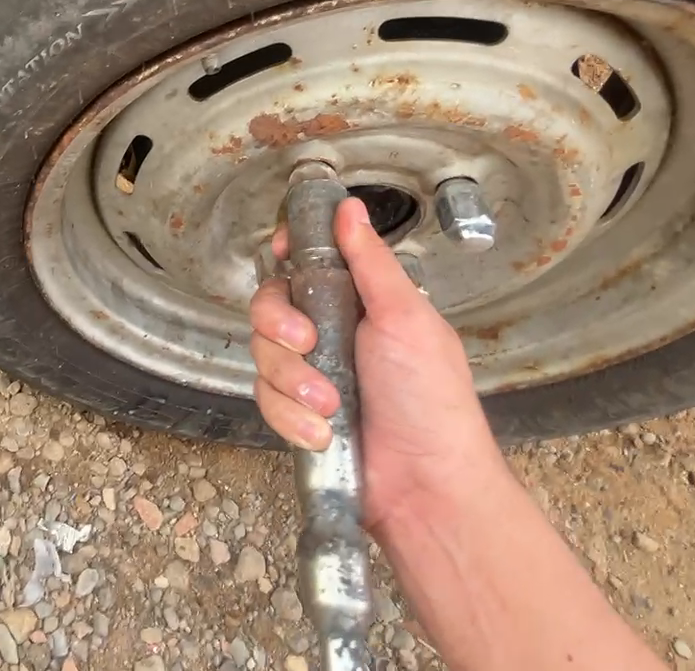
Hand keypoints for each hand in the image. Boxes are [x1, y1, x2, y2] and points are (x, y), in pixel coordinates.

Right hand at [249, 196, 506, 534]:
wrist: (426, 486)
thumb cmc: (431, 399)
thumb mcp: (407, 318)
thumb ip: (371, 263)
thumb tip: (350, 209)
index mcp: (357, 301)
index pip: (306, 261)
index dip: (288, 252)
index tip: (285, 254)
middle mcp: (327, 331)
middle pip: (268, 303)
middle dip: (279, 324)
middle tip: (307, 342)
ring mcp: (308, 371)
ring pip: (262, 353)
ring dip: (292, 380)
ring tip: (330, 405)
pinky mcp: (293, 409)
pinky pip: (264, 397)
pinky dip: (290, 415)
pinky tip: (322, 431)